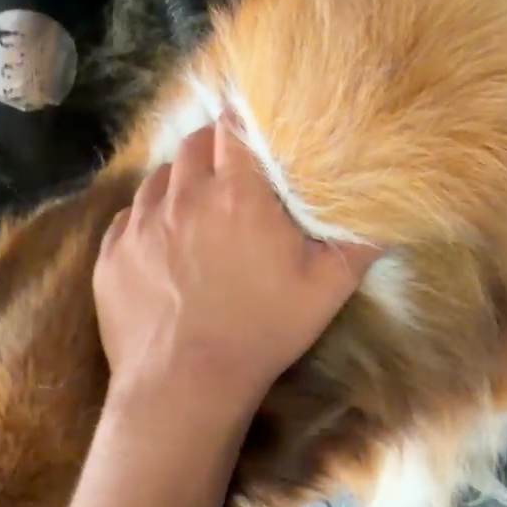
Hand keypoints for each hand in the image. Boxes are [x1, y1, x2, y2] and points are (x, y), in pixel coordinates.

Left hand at [94, 118, 379, 404]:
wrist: (183, 390)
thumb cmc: (265, 329)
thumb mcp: (330, 286)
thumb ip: (363, 240)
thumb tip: (395, 211)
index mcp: (239, 195)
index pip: (236, 128)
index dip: (248, 116)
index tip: (261, 119)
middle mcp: (185, 197)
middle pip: (196, 142)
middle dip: (217, 142)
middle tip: (239, 163)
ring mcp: (141, 226)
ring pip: (161, 175)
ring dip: (184, 177)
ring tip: (203, 200)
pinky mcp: (110, 256)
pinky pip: (129, 213)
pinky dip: (150, 213)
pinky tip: (168, 235)